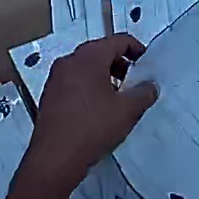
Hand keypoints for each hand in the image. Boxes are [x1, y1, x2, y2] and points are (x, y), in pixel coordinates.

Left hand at [22, 33, 158, 194]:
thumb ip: (144, 93)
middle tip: (134, 80)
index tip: (145, 61)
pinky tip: (99, 109)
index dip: (136, 48)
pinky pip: (74, 82)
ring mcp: (56, 78)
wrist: (56, 157)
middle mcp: (69, 62)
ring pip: (85, 68)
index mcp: (88, 57)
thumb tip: (149, 87)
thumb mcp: (127, 110)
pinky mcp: (50, 96)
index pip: (117, 40)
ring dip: (105, 77)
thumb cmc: (90, 128)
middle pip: (100, 52)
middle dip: (120, 64)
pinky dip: (89, 88)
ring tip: (119, 98)